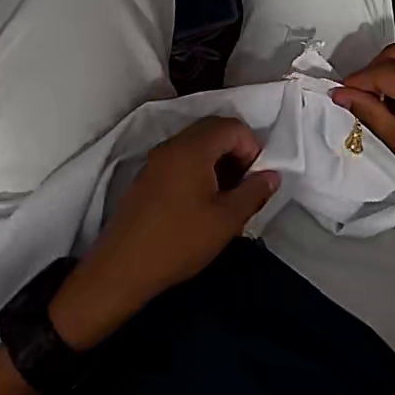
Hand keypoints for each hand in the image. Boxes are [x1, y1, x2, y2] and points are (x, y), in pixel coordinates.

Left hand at [49, 117, 278, 349]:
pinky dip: (198, 168)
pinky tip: (202, 201)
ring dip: (217, 160)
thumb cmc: (179, 241)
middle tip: (246, 182)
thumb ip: (254, 192)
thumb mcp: (226, 220)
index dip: (251, 146)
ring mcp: (155, 160)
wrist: (122, 268)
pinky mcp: (146, 177)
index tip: (257, 176)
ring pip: (194, 144)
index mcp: (192, 149)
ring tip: (227, 194)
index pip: (231, 127)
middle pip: (211, 130)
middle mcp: (171, 145)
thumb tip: (272, 175)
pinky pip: (179, 158)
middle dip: (235, 150)